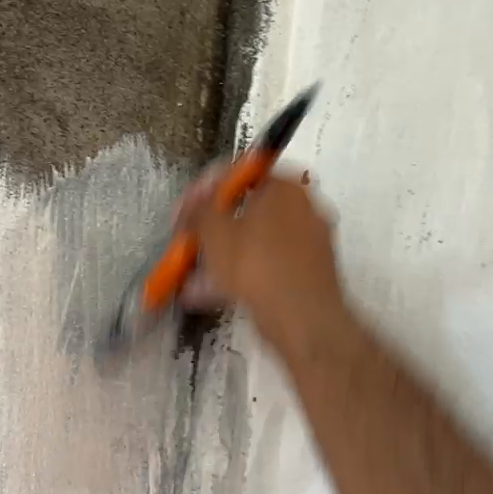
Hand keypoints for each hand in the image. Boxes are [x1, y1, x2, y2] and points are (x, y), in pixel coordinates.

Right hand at [174, 164, 351, 358]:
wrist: (302, 320)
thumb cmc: (256, 266)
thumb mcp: (214, 233)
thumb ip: (198, 211)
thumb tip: (194, 203)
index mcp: (285, 187)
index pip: (240, 173)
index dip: (205, 190)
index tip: (184, 211)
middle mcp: (303, 209)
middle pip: (246, 210)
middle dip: (211, 230)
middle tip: (188, 243)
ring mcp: (308, 244)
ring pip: (253, 243)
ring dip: (219, 257)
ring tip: (191, 277)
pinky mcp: (306, 275)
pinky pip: (264, 266)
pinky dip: (238, 276)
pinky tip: (209, 294)